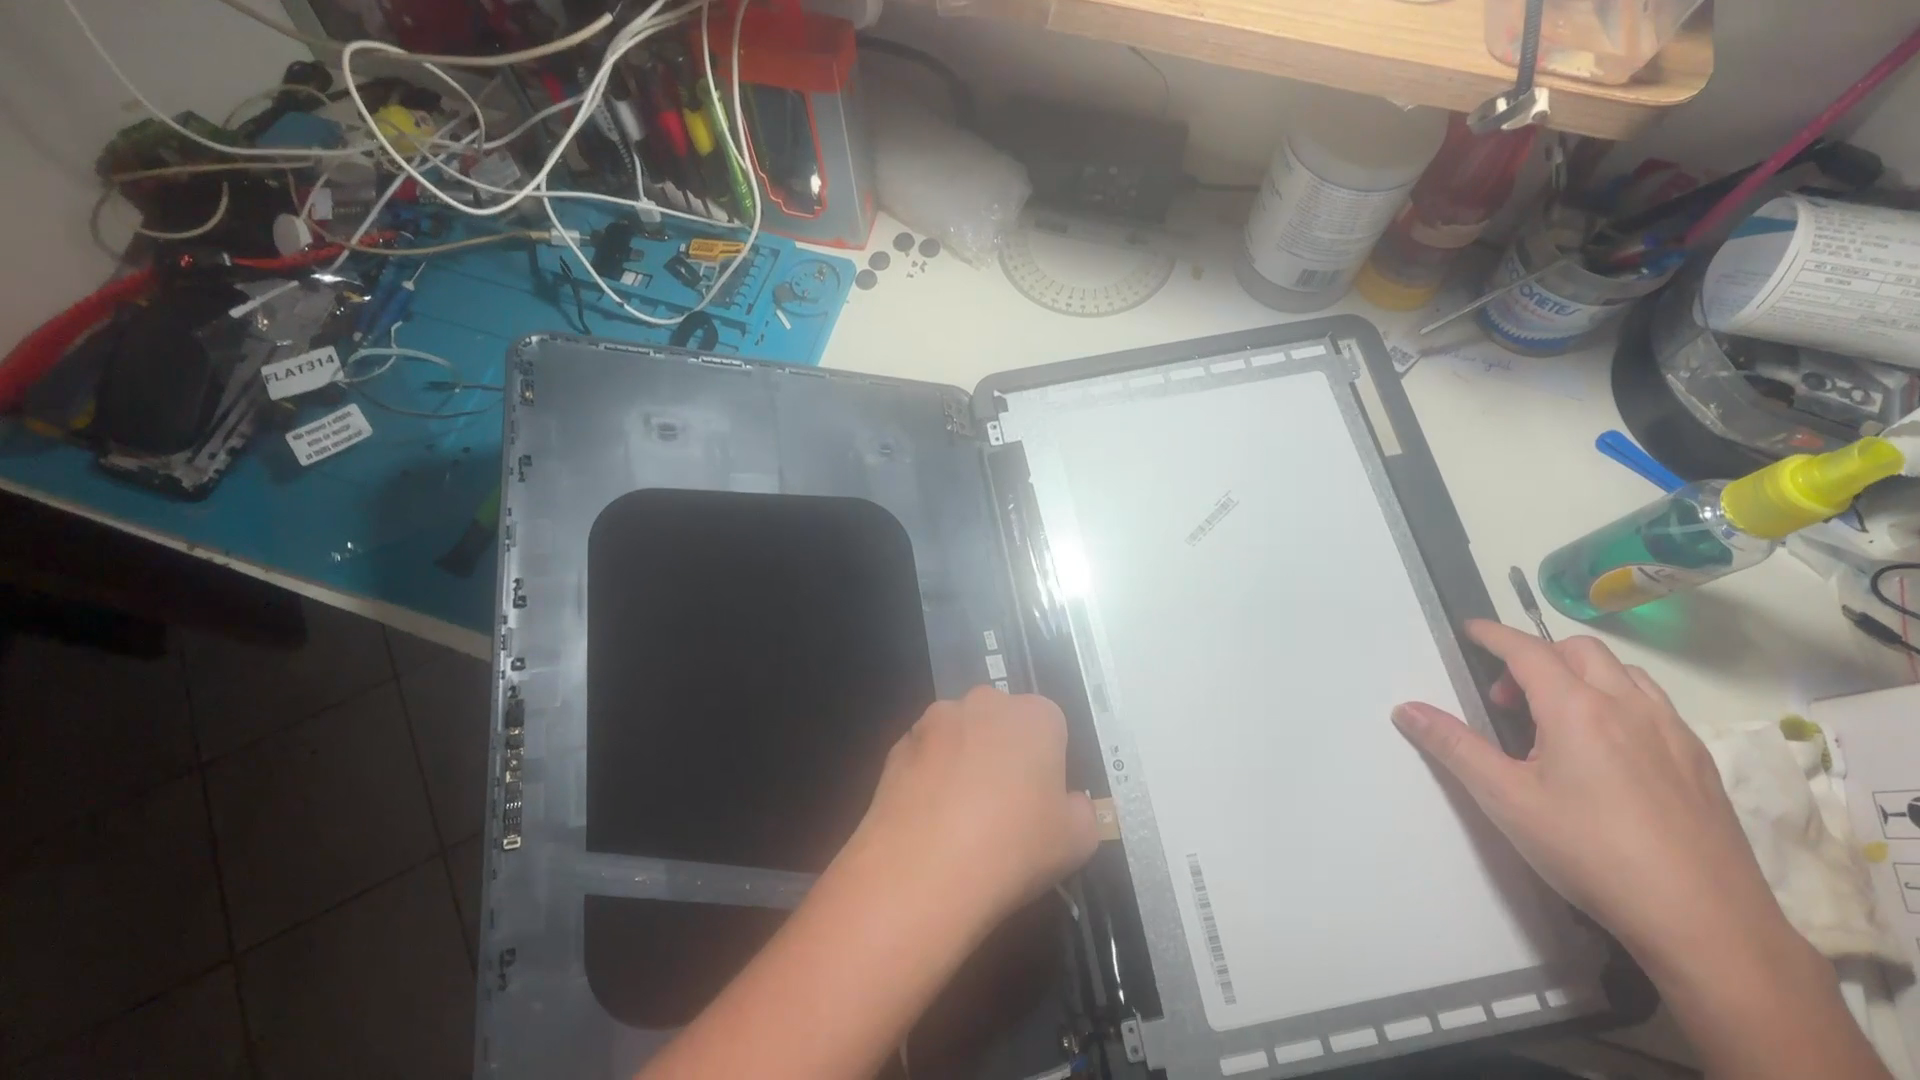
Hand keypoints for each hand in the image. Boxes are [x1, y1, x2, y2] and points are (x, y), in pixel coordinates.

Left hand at [835, 686, 1099, 940]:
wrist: (922, 871)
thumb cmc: (1014, 847)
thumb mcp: (1078, 841)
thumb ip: (1082, 811)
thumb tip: (1068, 803)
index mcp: (1035, 715)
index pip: (1052, 726)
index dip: (1050, 764)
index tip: (1043, 802)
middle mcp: (983, 703)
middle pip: (1001, 723)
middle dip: (1004, 753)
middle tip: (1004, 807)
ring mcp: (933, 722)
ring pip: (959, 737)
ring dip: (963, 762)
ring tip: (960, 819)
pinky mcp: (895, 747)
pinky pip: (924, 758)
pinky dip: (929, 780)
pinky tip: (929, 823)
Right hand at [1391, 620, 1790, 973]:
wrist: (1704, 919)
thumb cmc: (1591, 853)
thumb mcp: (1506, 801)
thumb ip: (1454, 747)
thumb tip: (1407, 709)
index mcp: (1578, 709)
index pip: (1528, 650)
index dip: (1494, 635)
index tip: (1470, 631)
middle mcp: (1629, 706)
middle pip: (1579, 651)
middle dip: (1536, 657)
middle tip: (1508, 700)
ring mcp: (1673, 732)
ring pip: (1623, 673)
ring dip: (1581, 675)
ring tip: (1556, 722)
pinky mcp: (1698, 761)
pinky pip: (1654, 705)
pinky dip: (1618, 701)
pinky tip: (1606, 752)